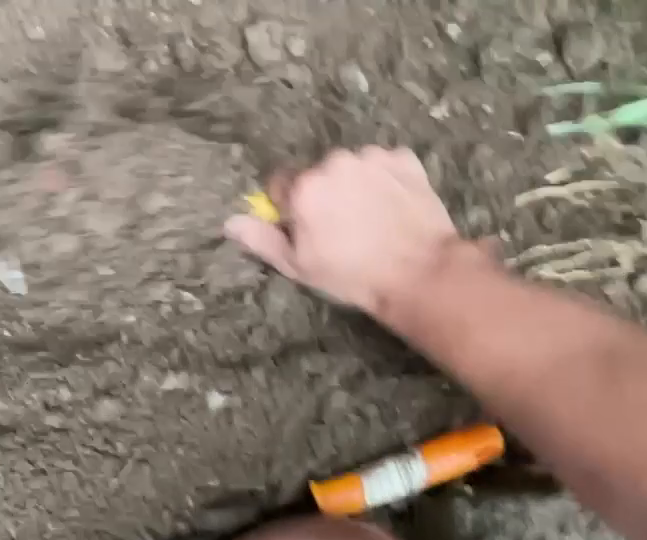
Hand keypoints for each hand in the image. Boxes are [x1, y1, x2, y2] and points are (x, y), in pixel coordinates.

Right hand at [225, 147, 468, 323]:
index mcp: (304, 187)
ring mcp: (372, 157)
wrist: (416, 270)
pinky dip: (382, 182)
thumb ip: (262, 240)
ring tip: (367, 221)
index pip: (279, 184)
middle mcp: (335, 161)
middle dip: (321, 196)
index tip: (304, 230)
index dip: (288, 209)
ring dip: (351, 187)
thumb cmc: (350, 275)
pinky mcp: (404, 158)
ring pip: (349, 168)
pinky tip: (389, 209)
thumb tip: (230, 222)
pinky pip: (381, 165)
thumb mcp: (297, 266)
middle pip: (316, 174)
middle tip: (339, 230)